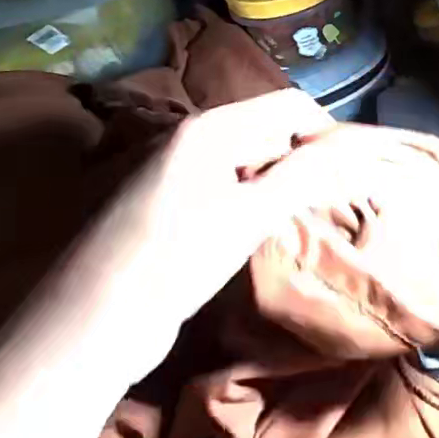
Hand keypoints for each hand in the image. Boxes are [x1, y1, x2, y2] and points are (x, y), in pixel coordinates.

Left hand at [58, 88, 340, 371]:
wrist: (84, 331)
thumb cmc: (173, 263)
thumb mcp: (249, 216)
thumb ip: (306, 174)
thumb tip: (354, 145)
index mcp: (210, 127)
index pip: (291, 106)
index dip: (328, 131)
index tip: (353, 170)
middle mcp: (193, 137)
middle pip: (271, 128)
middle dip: (308, 156)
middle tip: (335, 196)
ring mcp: (178, 170)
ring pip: (253, 158)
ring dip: (286, 179)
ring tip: (308, 213)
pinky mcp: (172, 203)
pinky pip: (231, 184)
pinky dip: (258, 197)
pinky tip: (267, 226)